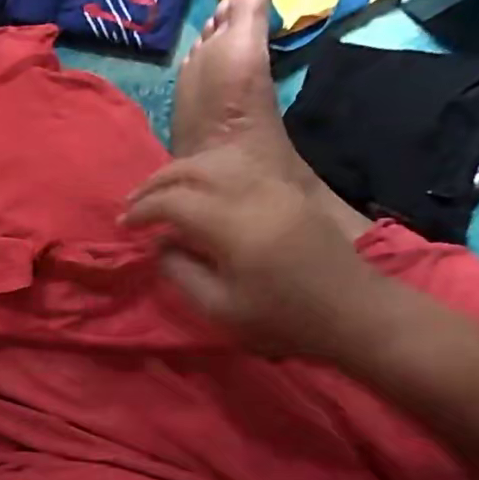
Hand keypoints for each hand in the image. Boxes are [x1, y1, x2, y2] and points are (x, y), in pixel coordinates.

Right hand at [123, 144, 371, 355]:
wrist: (353, 312)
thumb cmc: (283, 320)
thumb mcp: (220, 310)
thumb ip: (180, 273)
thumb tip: (159, 244)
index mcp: (233, 225)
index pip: (173, 201)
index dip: (143, 210)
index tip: (125, 225)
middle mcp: (252, 193)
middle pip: (193, 168)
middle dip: (156, 182)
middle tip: (134, 203)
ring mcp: (274, 186)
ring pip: (217, 159)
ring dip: (182, 170)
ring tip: (162, 192)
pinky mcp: (288, 190)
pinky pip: (239, 165)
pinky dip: (209, 169)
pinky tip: (201, 188)